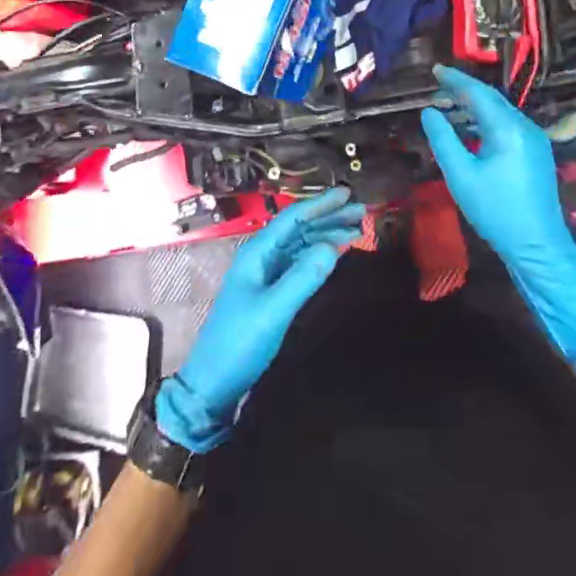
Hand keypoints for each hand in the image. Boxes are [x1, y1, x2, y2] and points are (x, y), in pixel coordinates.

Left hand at [156, 187, 364, 450]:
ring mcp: (263, 277)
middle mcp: (260, 259)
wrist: (213, 381)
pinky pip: (297, 265)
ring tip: (355, 231)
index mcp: (257, 254)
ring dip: (325, 236)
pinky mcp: (268, 294)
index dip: (321, 205)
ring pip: (299, 246)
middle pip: (298, 229)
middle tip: (362, 213)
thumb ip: (303, 278)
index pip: (292, 219)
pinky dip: (317, 257)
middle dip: (329, 218)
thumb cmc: (239, 344)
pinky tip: (332, 256)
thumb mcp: (273, 310)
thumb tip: (334, 246)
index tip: (348, 194)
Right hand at [419, 65, 575, 372]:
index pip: (478, 94)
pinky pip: (508, 127)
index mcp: (508, 129)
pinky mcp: (536, 154)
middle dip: (464, 91)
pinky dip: (486, 121)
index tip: (434, 70)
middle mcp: (526, 128)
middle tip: (438, 86)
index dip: (455, 80)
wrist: (537, 244)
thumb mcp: (460, 175)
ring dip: (475, 107)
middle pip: (492, 100)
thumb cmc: (495, 210)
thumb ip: (443, 140)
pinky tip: (470, 130)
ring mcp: (535, 141)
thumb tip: (429, 112)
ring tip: (448, 106)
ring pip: (501, 113)